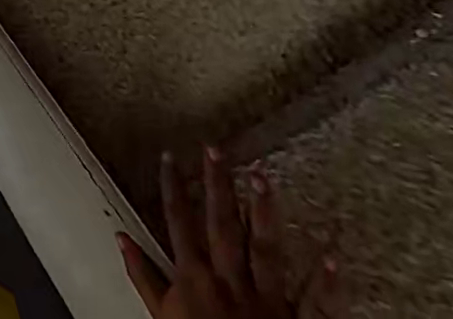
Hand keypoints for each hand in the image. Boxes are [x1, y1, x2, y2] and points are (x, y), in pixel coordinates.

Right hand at [119, 146, 340, 318]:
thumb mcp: (160, 318)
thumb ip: (142, 276)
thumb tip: (121, 239)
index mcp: (195, 279)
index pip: (178, 223)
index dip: (172, 188)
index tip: (170, 157)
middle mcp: (229, 283)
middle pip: (220, 225)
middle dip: (216, 185)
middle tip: (214, 149)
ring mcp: (266, 302)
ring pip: (264, 250)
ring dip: (263, 213)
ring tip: (262, 176)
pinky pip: (314, 305)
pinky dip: (325, 284)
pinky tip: (330, 256)